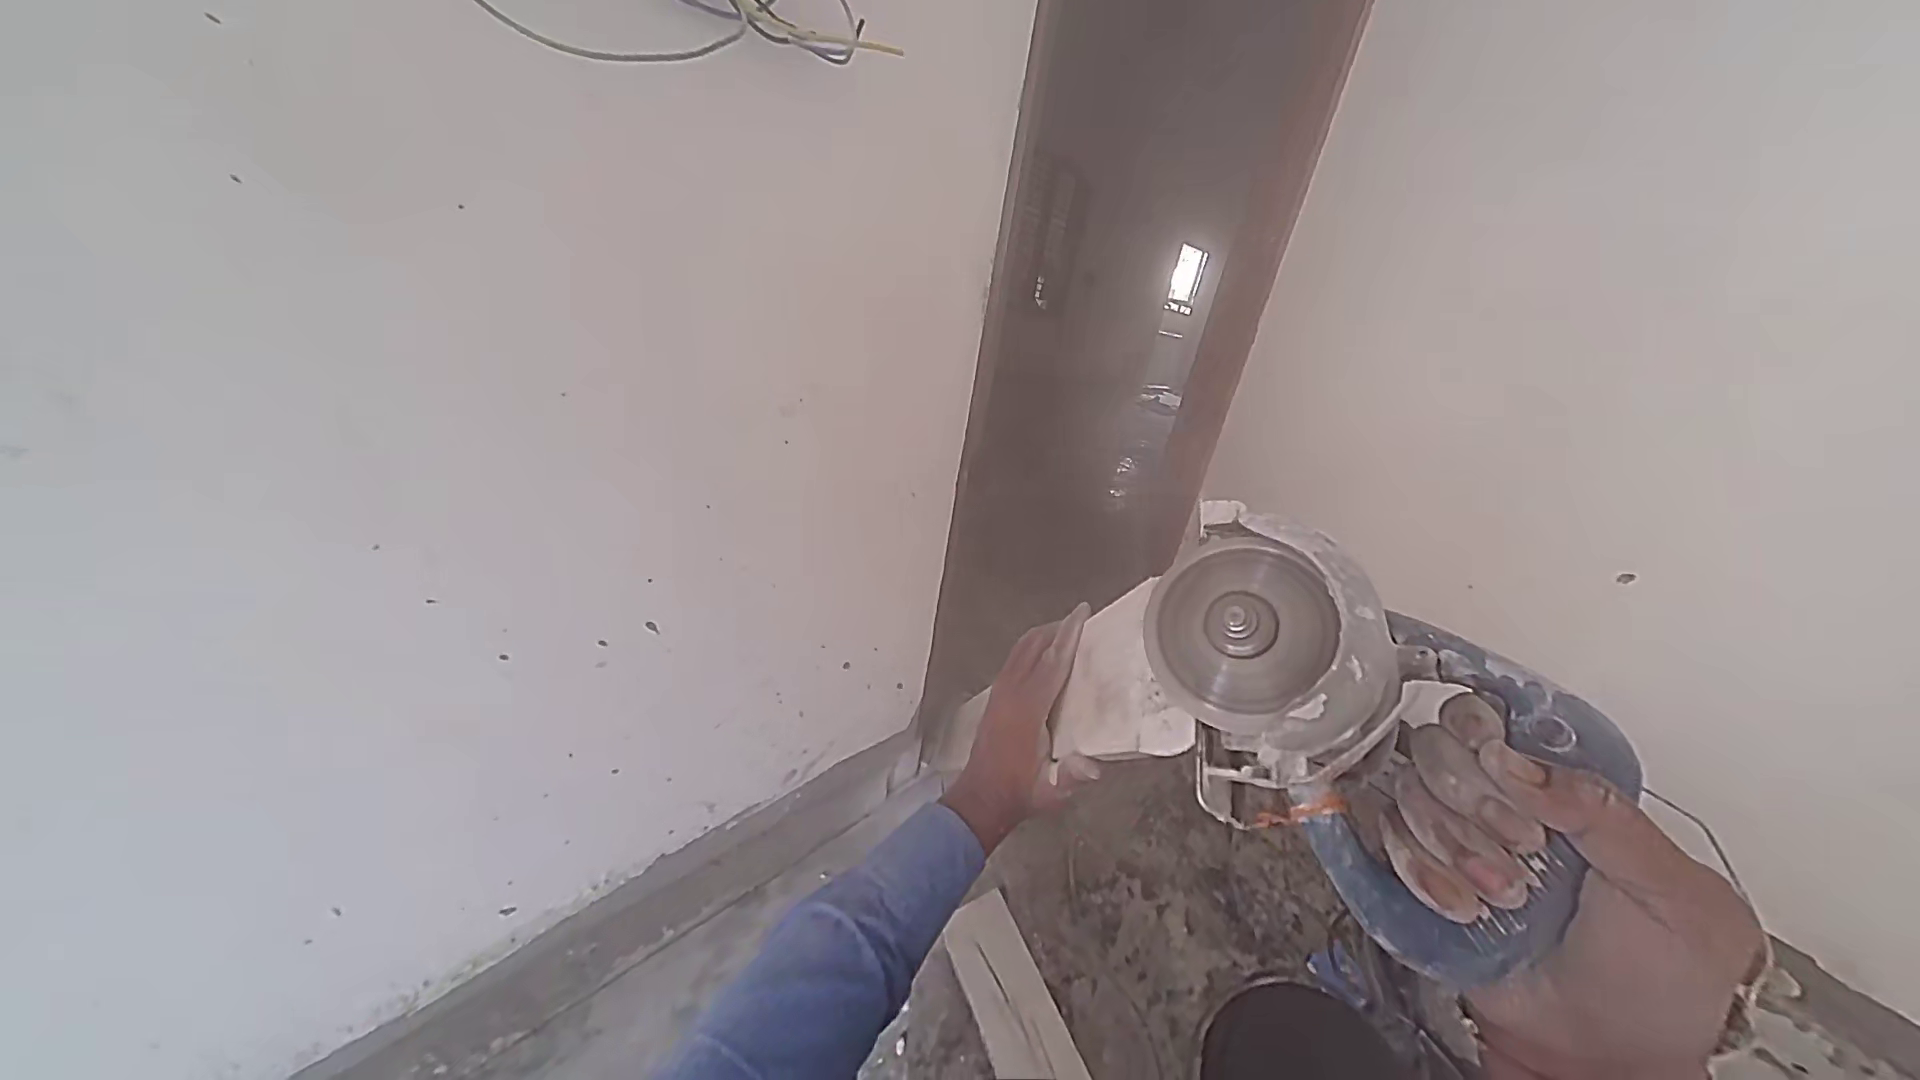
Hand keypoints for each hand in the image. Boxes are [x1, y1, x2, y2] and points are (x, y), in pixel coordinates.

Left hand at [941, 604, 1097, 852]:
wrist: (981, 797)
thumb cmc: (1020, 792)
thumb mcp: (1050, 792)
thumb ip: (1071, 778)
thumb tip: (1095, 768)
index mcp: (1026, 709)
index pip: (1051, 663)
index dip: (1068, 636)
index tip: (1082, 613)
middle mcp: (1010, 693)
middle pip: (1034, 646)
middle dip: (1057, 628)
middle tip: (1082, 620)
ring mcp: (999, 691)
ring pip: (1021, 649)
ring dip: (1043, 635)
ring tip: (1067, 631)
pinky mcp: (995, 695)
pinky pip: (1015, 658)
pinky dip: (1032, 647)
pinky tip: (1045, 653)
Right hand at [1381, 694, 1764, 1079]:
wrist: (1597, 1050)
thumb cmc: (1654, 975)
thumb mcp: (1676, 896)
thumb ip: (1607, 816)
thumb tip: (1511, 759)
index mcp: (1545, 784)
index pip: (1480, 716)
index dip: (1473, 729)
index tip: (1490, 761)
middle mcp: (1483, 794)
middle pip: (1430, 746)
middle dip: (1469, 800)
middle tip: (1521, 849)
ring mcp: (1439, 828)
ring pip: (1403, 792)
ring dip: (1448, 844)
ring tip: (1500, 895)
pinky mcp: (1408, 863)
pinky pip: (1380, 839)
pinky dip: (1419, 873)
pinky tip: (1460, 907)